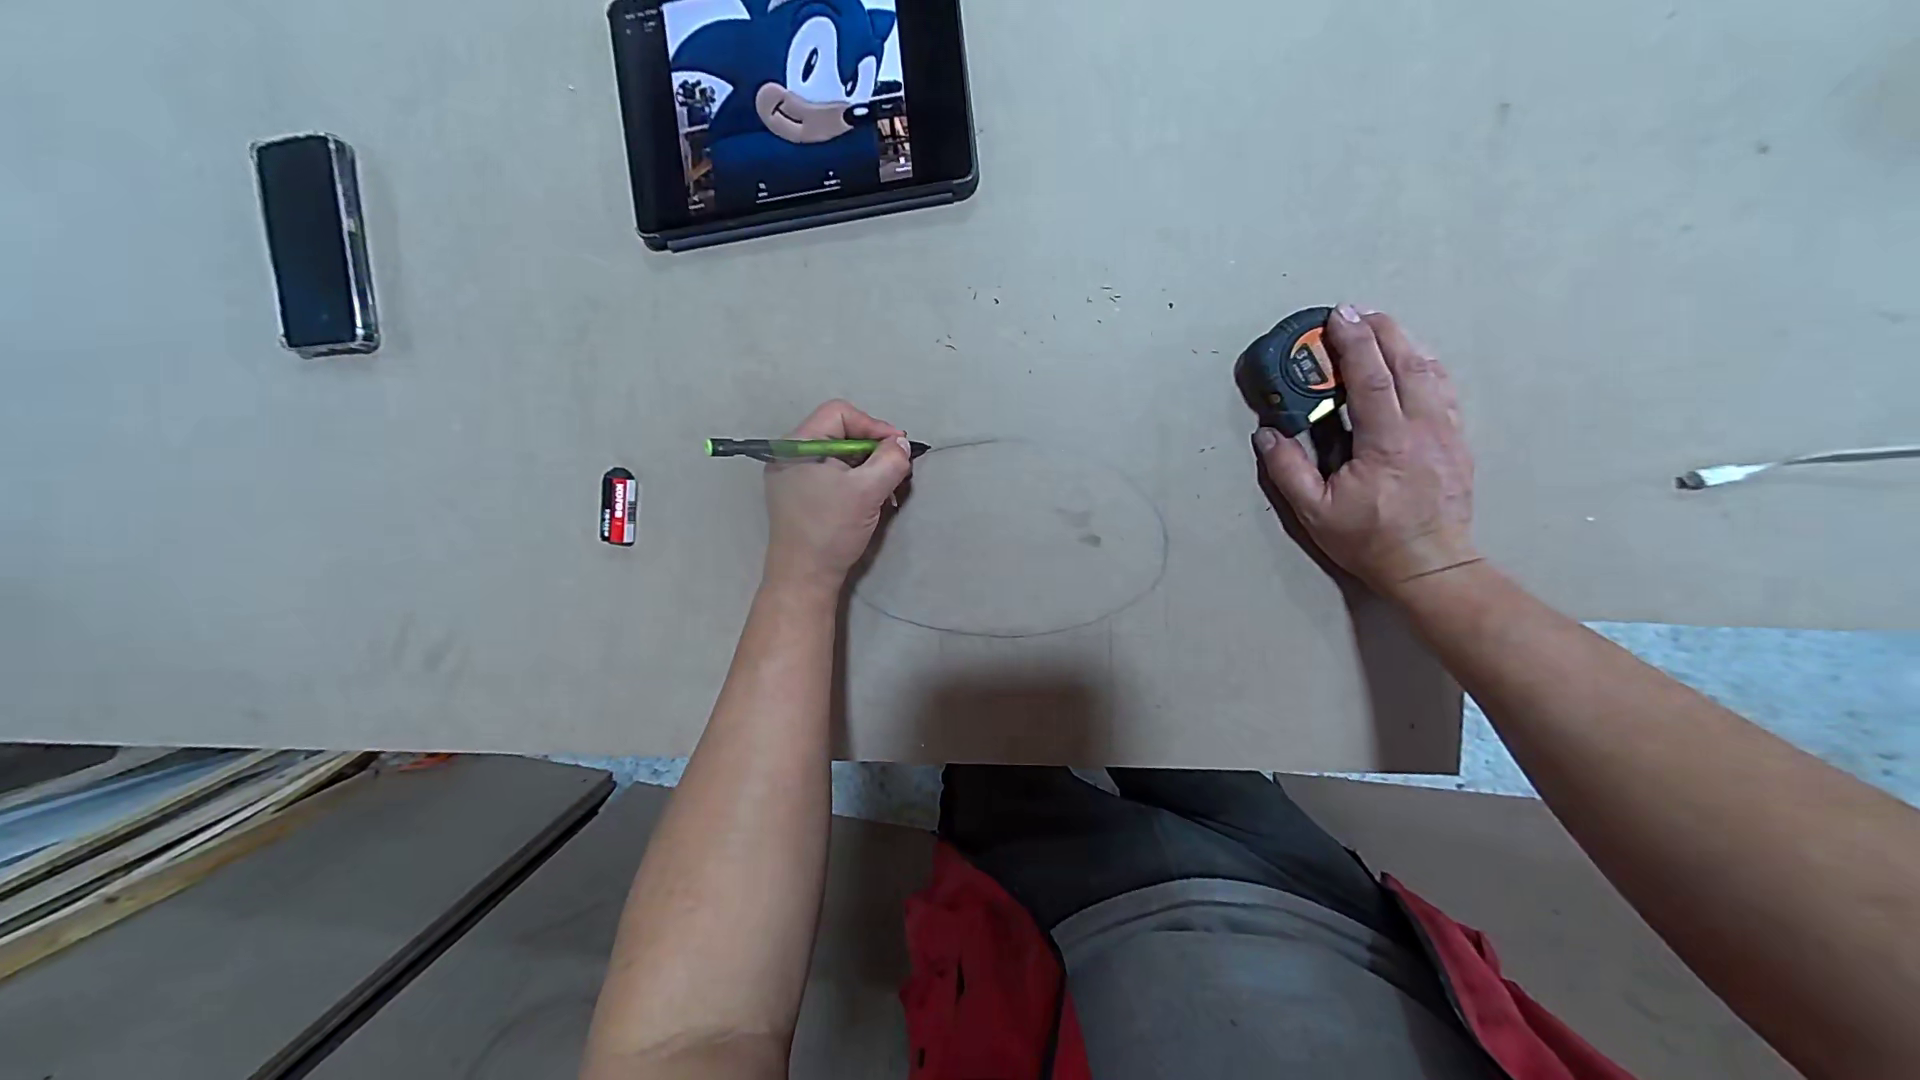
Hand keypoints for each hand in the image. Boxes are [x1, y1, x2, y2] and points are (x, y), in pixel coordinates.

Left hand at [762, 400, 913, 594]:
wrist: (805, 577)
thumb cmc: (831, 530)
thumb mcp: (867, 491)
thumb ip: (890, 460)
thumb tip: (900, 444)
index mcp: (797, 445)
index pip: (840, 413)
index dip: (873, 426)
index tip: (897, 448)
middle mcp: (790, 455)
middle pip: (841, 433)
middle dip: (874, 449)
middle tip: (896, 470)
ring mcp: (793, 476)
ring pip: (840, 456)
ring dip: (868, 468)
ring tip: (887, 489)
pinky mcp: (801, 496)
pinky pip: (833, 475)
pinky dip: (856, 481)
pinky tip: (872, 500)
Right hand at [1252, 305, 1479, 594]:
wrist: (1430, 564)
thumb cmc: (1368, 539)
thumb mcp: (1314, 512)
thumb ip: (1288, 470)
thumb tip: (1267, 434)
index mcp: (1387, 442)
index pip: (1370, 379)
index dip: (1353, 343)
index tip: (1337, 317)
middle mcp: (1423, 428)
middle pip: (1407, 363)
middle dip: (1381, 331)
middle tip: (1356, 312)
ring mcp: (1447, 432)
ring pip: (1431, 371)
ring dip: (1404, 343)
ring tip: (1380, 327)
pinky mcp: (1458, 440)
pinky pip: (1444, 389)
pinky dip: (1425, 365)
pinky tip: (1411, 360)